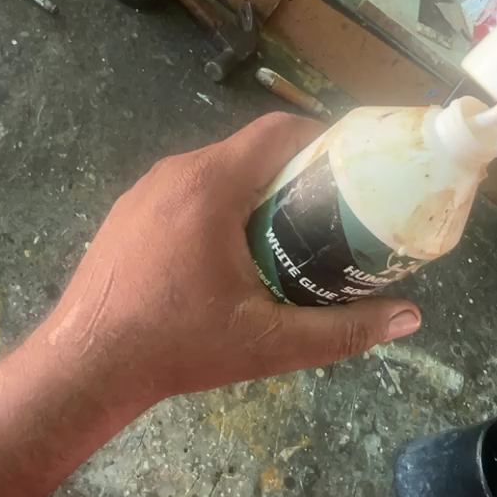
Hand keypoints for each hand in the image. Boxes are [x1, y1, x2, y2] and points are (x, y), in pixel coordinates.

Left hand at [31, 114, 421, 409]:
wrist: (86, 365)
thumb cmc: (178, 347)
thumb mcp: (269, 342)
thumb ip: (343, 330)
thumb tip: (410, 317)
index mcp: (210, 186)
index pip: (277, 131)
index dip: (321, 140)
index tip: (349, 172)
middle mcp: (173, 173)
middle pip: (247, 151)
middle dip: (292, 175)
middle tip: (324, 216)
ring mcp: (142, 191)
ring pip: (213, 171)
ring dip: (251, 192)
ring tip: (281, 237)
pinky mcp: (125, 213)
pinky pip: (182, 191)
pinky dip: (214, 206)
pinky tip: (223, 254)